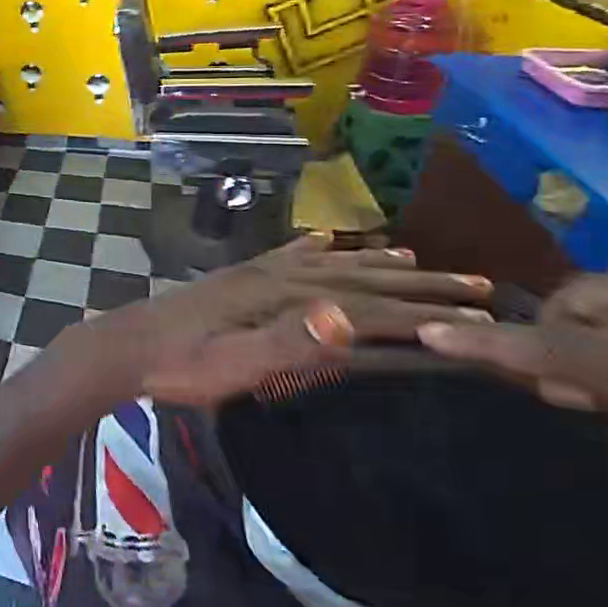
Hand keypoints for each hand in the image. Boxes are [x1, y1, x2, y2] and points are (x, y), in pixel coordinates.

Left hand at [84, 234, 495, 406]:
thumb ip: (288, 344)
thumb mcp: (234, 366)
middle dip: (416, 283)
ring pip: (325, 263)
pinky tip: (321, 240)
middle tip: (476, 283)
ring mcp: (252, 274)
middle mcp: (273, 277)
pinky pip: (282, 256)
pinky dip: (310, 249)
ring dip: (371, 262)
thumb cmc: (181, 365)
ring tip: (413, 258)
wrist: (127, 346)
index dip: (422, 312)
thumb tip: (348, 319)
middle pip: (355, 277)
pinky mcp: (234, 278)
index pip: (366, 305)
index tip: (480, 316)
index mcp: (281, 299)